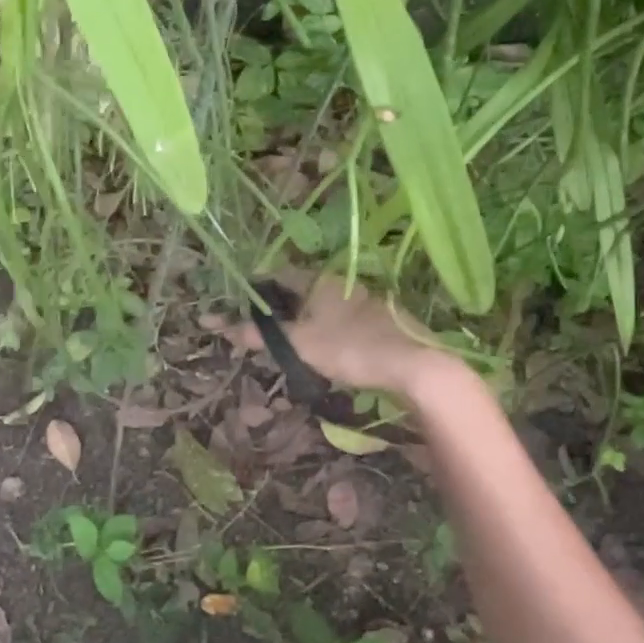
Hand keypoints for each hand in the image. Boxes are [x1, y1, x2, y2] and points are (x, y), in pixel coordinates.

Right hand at [231, 272, 442, 394]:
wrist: (420, 368)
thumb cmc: (352, 348)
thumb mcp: (299, 344)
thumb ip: (262, 335)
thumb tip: (224, 328)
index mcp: (319, 280)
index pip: (278, 274)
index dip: (256, 288)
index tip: (241, 305)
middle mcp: (343, 283)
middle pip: (301, 289)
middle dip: (280, 307)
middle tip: (264, 329)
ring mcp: (368, 300)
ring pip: (325, 305)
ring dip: (306, 319)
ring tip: (293, 343)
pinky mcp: (386, 321)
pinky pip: (345, 319)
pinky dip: (329, 329)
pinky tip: (329, 350)